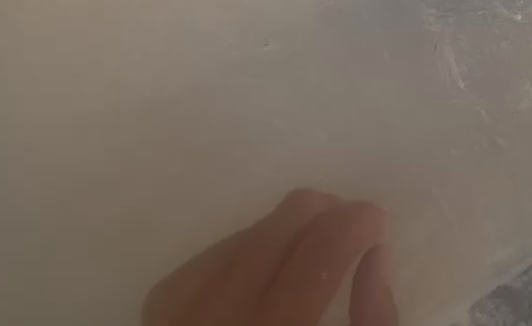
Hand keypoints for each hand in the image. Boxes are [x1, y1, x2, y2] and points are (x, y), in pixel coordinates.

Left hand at [143, 189, 397, 325]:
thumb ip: (375, 319)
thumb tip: (377, 253)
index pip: (318, 251)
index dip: (358, 222)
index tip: (378, 222)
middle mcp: (215, 317)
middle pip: (280, 225)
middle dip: (327, 215)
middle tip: (350, 232)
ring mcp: (176, 314)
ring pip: (244, 234)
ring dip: (285, 236)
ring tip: (305, 260)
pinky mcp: (153, 314)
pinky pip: (205, 261)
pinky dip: (242, 255)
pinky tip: (259, 274)